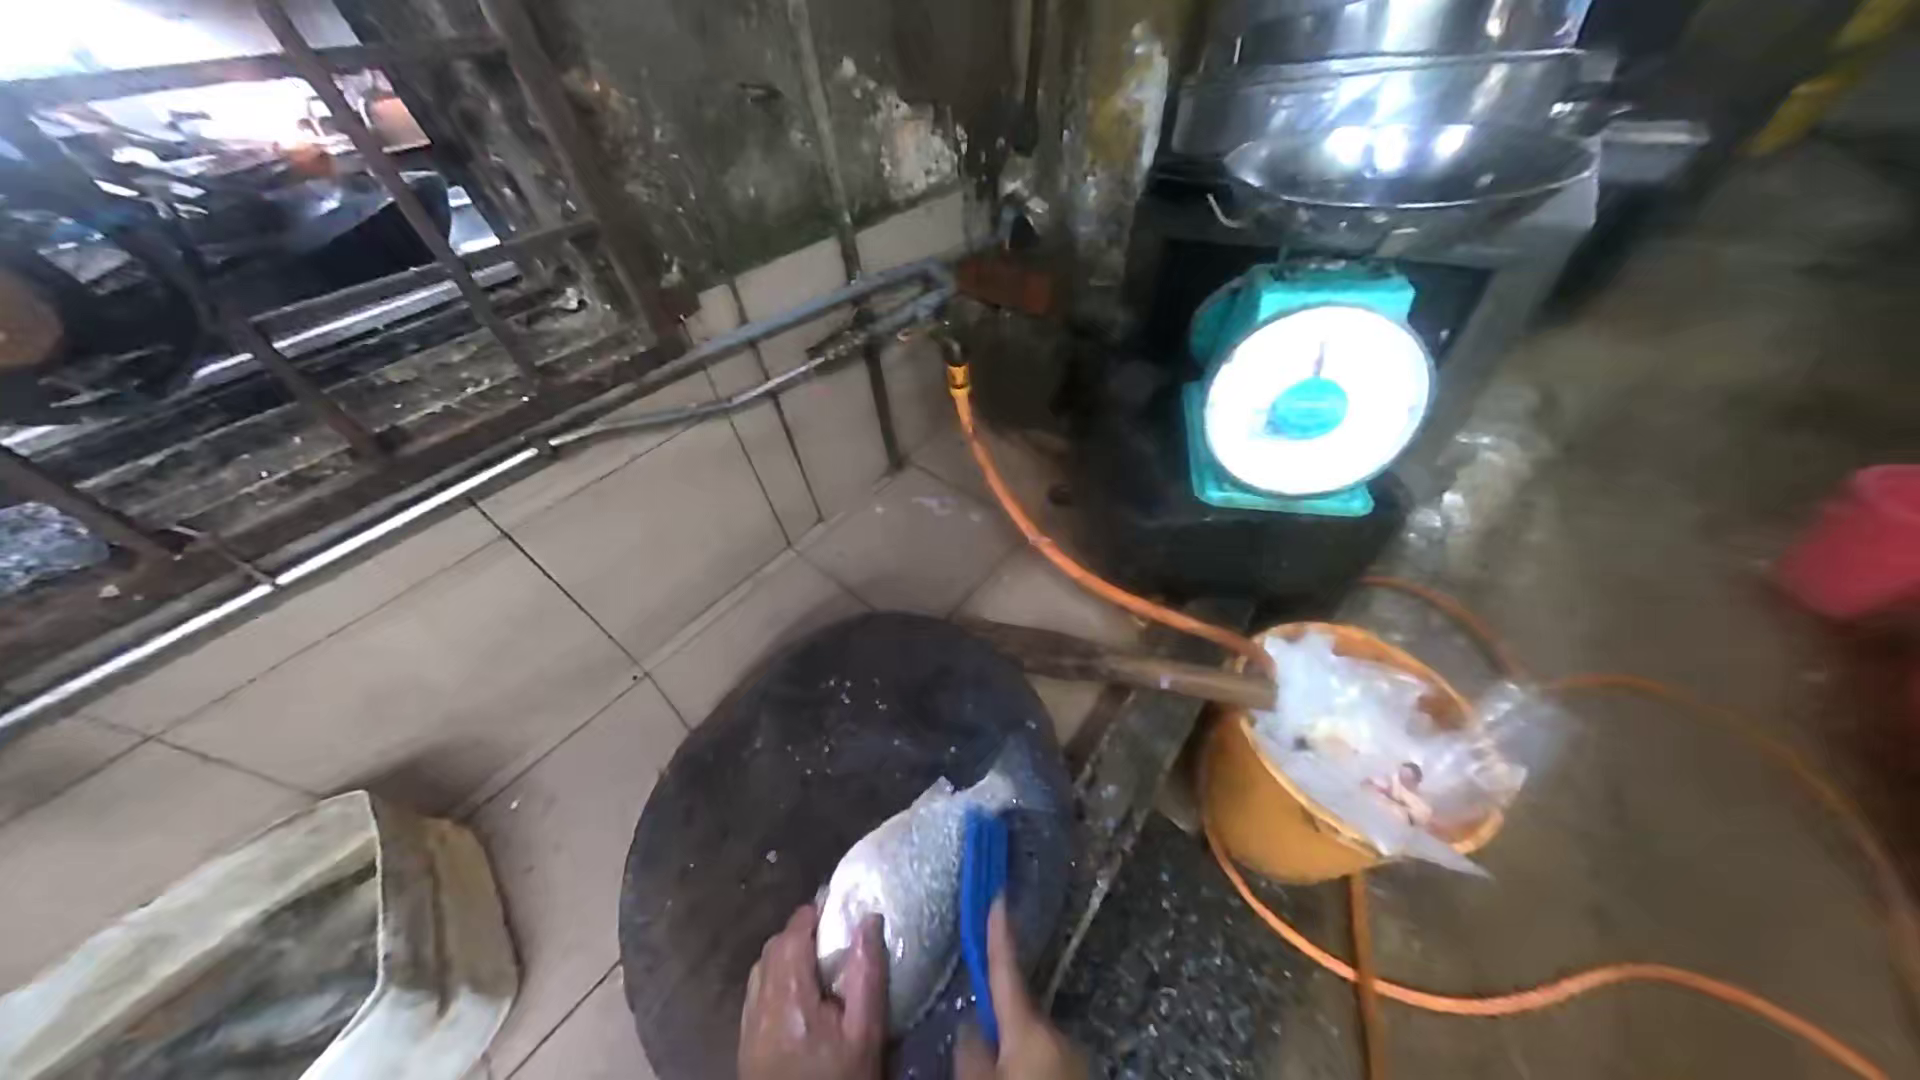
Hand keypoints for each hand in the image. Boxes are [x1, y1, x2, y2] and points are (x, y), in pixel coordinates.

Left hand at [739, 904, 886, 1079]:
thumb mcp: (865, 1031)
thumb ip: (867, 972)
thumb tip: (869, 918)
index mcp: (789, 994)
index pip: (793, 932)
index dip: (813, 913)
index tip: (837, 908)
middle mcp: (760, 1002)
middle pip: (774, 947)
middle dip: (800, 932)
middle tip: (833, 937)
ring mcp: (749, 1024)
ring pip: (761, 968)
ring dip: (786, 955)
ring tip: (818, 964)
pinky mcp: (745, 1044)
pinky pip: (756, 992)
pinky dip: (775, 978)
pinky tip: (798, 996)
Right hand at [953, 900, 1088, 1079]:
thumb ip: (971, 1050)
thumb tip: (970, 1024)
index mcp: (1029, 1026)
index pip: (1006, 969)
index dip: (998, 933)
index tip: (999, 896)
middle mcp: (1057, 1031)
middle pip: (1018, 1011)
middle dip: (999, 1018)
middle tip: (978, 1031)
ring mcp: (1076, 1053)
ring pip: (1032, 1038)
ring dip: (1016, 1047)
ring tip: (998, 1063)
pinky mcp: (1082, 1073)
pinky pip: (1047, 1059)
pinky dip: (1032, 1064)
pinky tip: (1021, 1074)